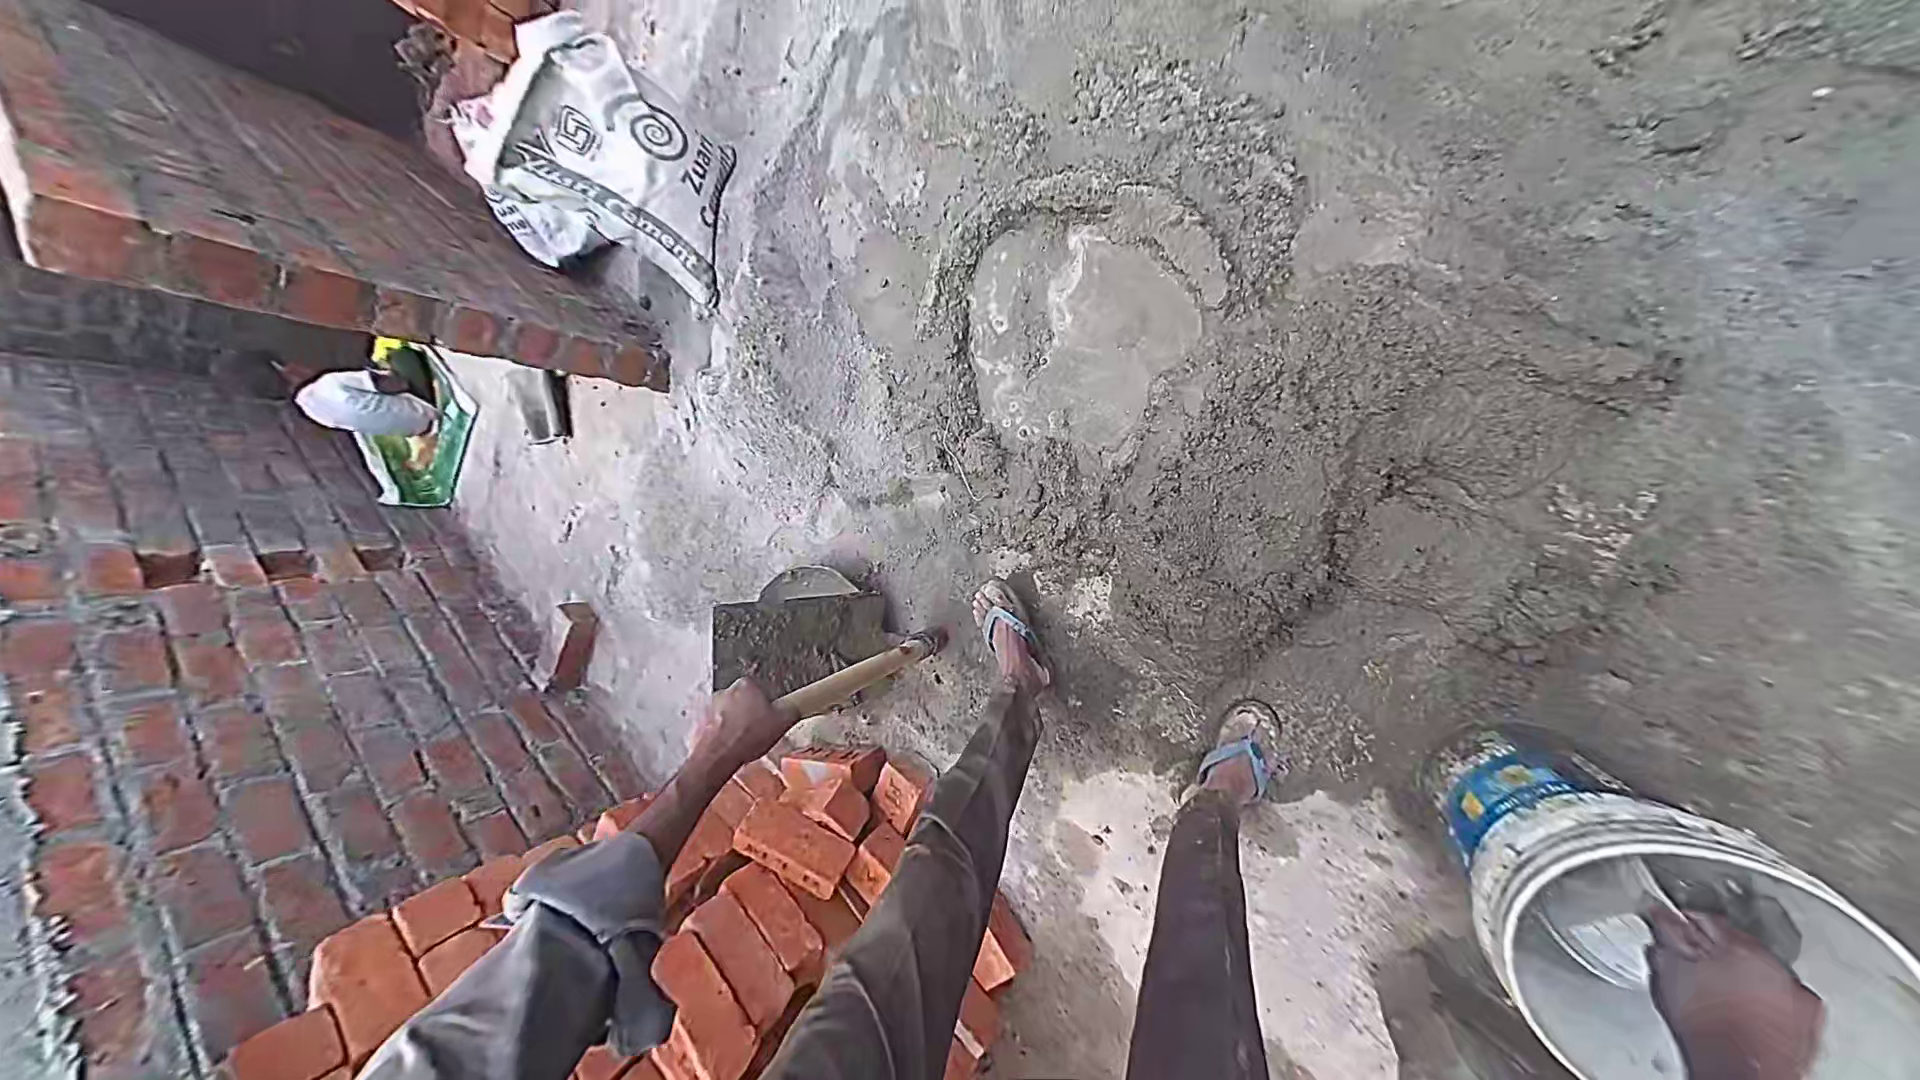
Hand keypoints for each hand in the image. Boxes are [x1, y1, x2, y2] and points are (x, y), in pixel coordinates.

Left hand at [688, 679, 792, 770]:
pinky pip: (716, 725)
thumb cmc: (747, 736)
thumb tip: (796, 705)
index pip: (762, 690)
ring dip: (735, 723)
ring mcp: (710, 705)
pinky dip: (722, 733)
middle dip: (750, 713)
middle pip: (744, 700)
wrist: (718, 757)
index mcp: (747, 684)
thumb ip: (792, 707)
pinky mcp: (699, 721)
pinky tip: (730, 745)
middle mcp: (726, 690)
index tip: (769, 719)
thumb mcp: (784, 721)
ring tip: (743, 741)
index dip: (767, 707)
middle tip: (757, 731)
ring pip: (729, 712)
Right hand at [1647, 908, 1823, 1079]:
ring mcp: (1800, 1002)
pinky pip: (1777, 999)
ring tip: (1708, 983)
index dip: (1684, 920)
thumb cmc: (1707, 1022)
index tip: (1669, 922)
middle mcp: (1782, 972)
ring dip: (1736, 973)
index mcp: (1747, 950)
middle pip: (1739, 947)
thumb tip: (1662, 919)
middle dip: (1713, 949)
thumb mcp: (1668, 967)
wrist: (1740, 1069)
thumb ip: (1666, 937)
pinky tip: (1731, 1005)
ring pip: (1760, 974)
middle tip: (1687, 954)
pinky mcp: (1808, 1028)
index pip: (1711, 920)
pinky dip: (1755, 997)